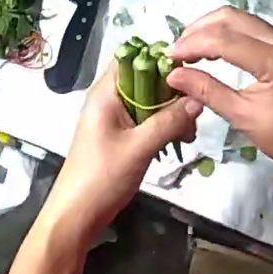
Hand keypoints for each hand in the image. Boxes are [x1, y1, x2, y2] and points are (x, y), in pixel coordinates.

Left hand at [40, 62, 201, 242]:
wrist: (76, 216)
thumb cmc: (101, 178)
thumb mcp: (139, 148)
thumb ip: (168, 122)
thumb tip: (196, 99)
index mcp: (105, 93)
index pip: (132, 57)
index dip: (159, 59)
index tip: (188, 74)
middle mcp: (108, 99)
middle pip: (144, 79)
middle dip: (171, 92)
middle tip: (193, 113)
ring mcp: (112, 117)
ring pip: (148, 101)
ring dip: (170, 112)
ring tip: (188, 133)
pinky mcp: (118, 135)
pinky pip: (145, 119)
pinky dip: (162, 126)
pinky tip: (178, 141)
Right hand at [167, 7, 272, 196]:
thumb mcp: (243, 117)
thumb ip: (207, 91)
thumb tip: (173, 75)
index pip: (224, 40)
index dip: (192, 44)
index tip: (170, 57)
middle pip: (231, 17)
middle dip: (199, 29)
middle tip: (177, 49)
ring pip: (239, 18)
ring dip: (211, 28)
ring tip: (189, 47)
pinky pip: (249, 27)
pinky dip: (225, 32)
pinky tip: (210, 48)